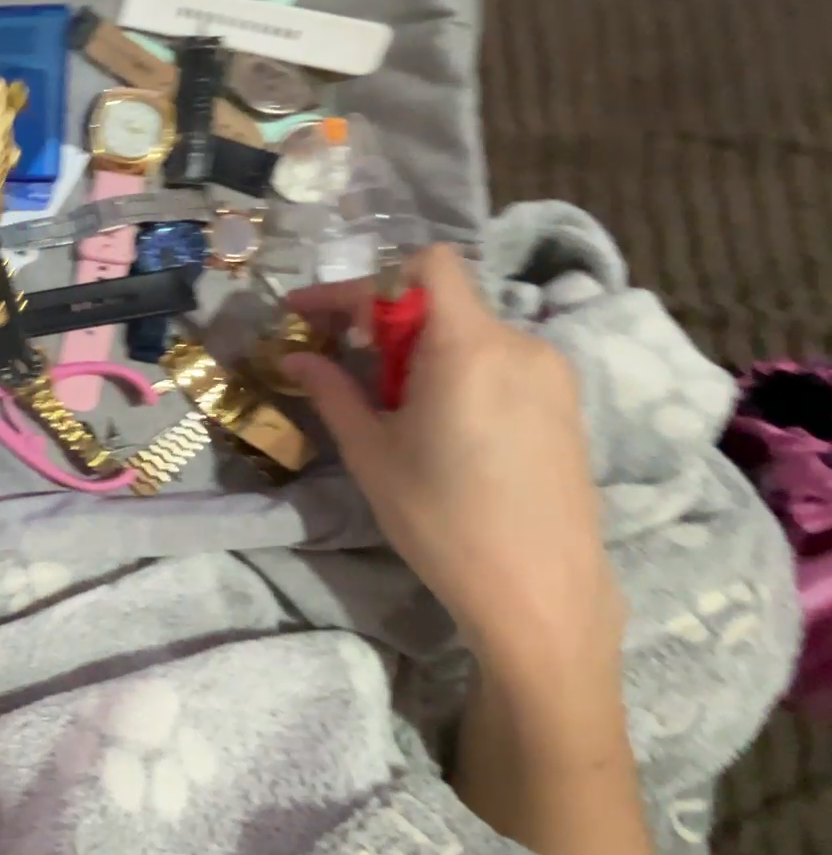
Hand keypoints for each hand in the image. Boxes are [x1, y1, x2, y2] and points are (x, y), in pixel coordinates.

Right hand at [282, 245, 621, 667]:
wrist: (536, 587)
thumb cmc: (439, 518)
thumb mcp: (370, 452)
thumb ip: (332, 391)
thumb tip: (294, 358)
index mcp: (467, 349)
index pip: (423, 267)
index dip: (361, 282)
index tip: (312, 314)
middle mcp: (518, 343)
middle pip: (439, 299)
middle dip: (376, 318)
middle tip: (330, 356)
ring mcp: (549, 370)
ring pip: (465, 329)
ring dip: (412, 346)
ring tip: (377, 395)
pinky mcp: (560, 399)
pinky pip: (493, 358)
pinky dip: (448, 366)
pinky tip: (426, 413)